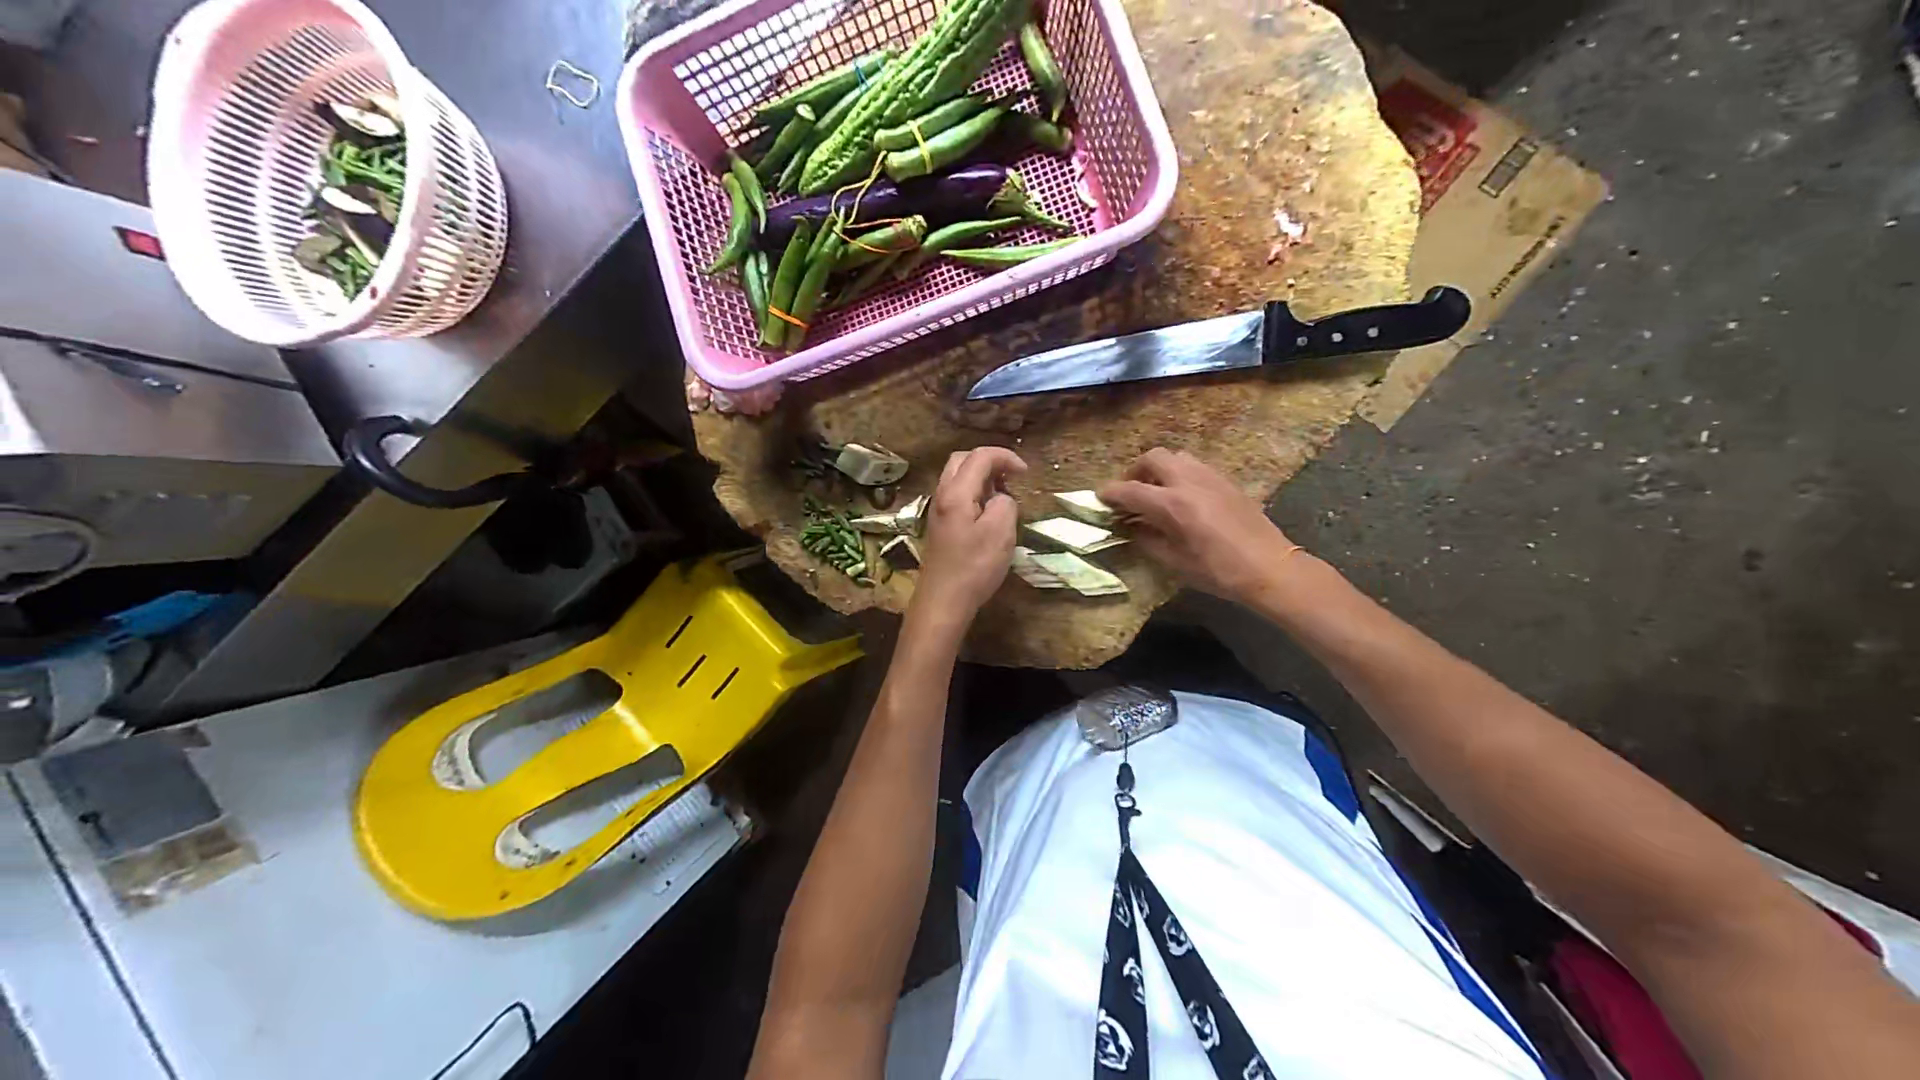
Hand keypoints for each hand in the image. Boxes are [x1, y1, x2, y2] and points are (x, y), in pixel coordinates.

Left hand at [914, 446, 1026, 620]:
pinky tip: (988, 513)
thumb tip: (1001, 498)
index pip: (980, 456)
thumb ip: (1005, 504)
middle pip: (962, 460)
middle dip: (989, 461)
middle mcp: (942, 495)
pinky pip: (956, 495)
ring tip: (1003, 496)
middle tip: (1011, 478)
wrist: (943, 601)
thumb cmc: (974, 567)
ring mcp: (938, 510)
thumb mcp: (1001, 532)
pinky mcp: (939, 525)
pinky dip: (974, 493)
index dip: (1006, 457)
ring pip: (957, 477)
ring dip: (981, 477)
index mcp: (956, 492)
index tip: (1026, 473)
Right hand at [1100, 448, 1301, 601]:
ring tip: (1156, 491)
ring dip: (1159, 469)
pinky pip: (1195, 466)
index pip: (1130, 490)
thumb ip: (1147, 539)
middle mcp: (1188, 482)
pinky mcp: (1226, 481)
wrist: (1270, 567)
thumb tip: (1131, 528)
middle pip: (1153, 458)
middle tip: (1130, 492)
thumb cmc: (1218, 571)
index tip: (1100, 498)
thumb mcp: (1174, 561)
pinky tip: (1182, 497)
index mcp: (1172, 504)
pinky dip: (1179, 474)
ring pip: (1176, 457)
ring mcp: (1210, 477)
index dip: (1110, 493)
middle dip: (1135, 471)